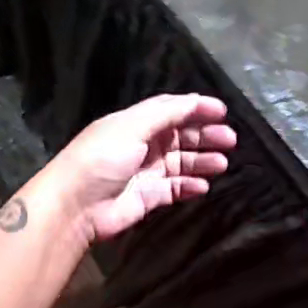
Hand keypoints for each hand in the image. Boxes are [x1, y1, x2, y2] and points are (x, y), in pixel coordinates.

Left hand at [39, 94, 235, 242]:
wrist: (77, 205)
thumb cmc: (102, 158)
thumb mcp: (131, 126)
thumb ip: (166, 113)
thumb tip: (196, 101)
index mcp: (135, 123)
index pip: (171, 110)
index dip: (196, 108)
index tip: (223, 112)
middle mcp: (142, 144)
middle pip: (180, 136)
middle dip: (205, 135)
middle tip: (230, 140)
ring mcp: (146, 172)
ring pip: (182, 163)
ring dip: (202, 161)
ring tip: (222, 163)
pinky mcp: (149, 197)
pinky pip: (176, 188)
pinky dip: (190, 186)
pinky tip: (204, 186)